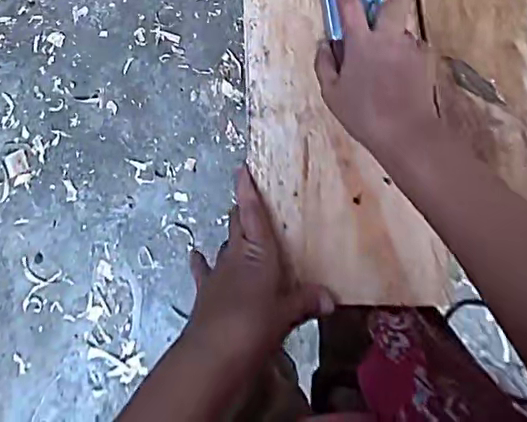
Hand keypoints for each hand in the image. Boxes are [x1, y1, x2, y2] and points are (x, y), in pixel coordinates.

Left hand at [184, 166, 333, 360]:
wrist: (209, 358)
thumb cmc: (252, 326)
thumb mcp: (286, 315)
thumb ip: (306, 302)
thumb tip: (332, 299)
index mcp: (258, 252)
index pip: (253, 213)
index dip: (247, 190)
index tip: (242, 168)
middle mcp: (236, 255)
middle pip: (238, 224)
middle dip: (243, 208)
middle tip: (248, 195)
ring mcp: (218, 274)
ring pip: (225, 245)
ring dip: (231, 236)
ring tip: (235, 223)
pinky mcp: (205, 294)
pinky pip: (203, 272)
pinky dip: (200, 263)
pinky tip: (194, 255)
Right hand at [314, 0, 443, 157]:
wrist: (406, 132)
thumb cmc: (364, 114)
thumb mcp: (332, 94)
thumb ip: (325, 64)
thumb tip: (326, 43)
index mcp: (362, 43)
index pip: (349, 6)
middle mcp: (388, 38)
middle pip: (393, 4)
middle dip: (386, 7)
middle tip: (376, 26)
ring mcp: (410, 46)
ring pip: (403, 29)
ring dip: (395, 38)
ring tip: (387, 68)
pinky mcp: (425, 59)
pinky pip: (413, 48)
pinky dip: (405, 57)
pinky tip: (400, 79)